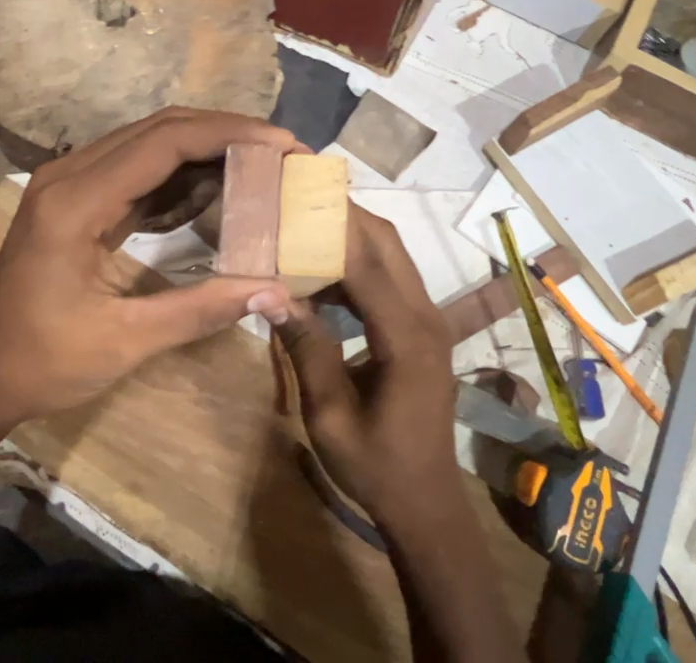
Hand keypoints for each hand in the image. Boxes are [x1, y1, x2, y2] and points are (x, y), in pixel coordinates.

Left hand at [0, 108, 303, 427]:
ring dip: (205, 147)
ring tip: (263, 166)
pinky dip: (180, 171)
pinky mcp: (73, 198)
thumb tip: (275, 292)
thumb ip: (200, 309)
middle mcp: (68, 176)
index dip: (229, 135)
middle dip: (226, 133)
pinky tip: (219, 189)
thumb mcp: (124, 341)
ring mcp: (67, 183)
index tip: (284, 145)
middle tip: (285, 153)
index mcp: (74, 202)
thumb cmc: (43, 361)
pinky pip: (134, 167)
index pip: (163, 143)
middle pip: (158, 128)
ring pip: (147, 142)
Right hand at [277, 205, 460, 522]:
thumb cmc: (375, 466)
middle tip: (295, 194)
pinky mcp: (421, 330)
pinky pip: (389, 279)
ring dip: (350, 234)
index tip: (294, 193)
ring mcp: (428, 322)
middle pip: (387, 244)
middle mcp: (425, 319)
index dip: (329, 225)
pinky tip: (317, 268)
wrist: (425, 503)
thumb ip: (305, 348)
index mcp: (406, 339)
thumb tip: (267, 292)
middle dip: (344, 213)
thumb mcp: (328, 413)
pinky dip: (356, 263)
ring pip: (391, 256)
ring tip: (300, 220)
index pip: (365, 263)